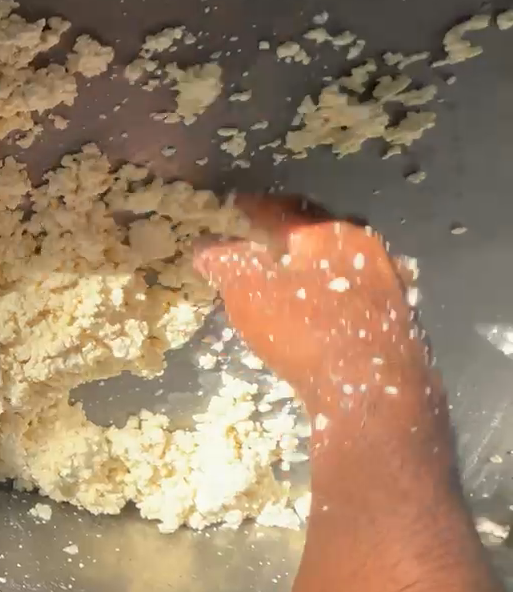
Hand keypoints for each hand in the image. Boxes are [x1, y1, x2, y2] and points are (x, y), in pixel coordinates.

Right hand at [193, 195, 436, 427]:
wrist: (366, 385)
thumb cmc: (302, 328)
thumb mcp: (246, 290)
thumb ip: (224, 260)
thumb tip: (206, 243)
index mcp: (329, 234)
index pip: (280, 209)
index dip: (248, 207)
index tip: (225, 206)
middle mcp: (364, 247)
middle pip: (310, 229)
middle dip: (276, 231)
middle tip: (245, 237)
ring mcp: (383, 278)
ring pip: (328, 256)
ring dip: (297, 259)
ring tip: (268, 269)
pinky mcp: (385, 309)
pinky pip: (341, 282)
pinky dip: (314, 283)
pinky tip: (300, 299)